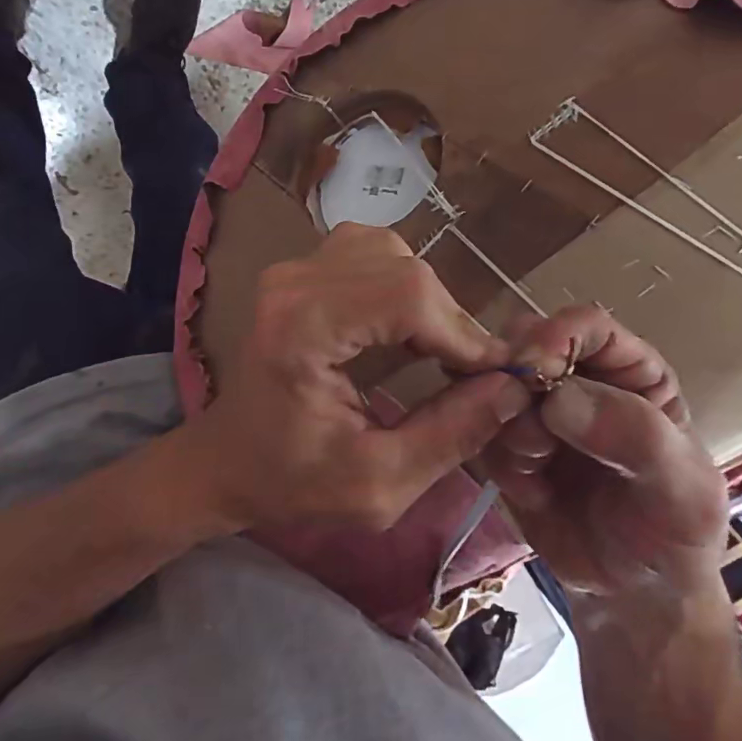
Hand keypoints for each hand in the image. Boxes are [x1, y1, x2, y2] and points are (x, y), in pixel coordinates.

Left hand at [179, 223, 530, 530]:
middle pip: (406, 271)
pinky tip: (407, 329)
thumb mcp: (378, 484)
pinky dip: (405, 288)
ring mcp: (295, 268)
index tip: (495, 378)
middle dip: (451, 323)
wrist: (226, 461)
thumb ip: (451, 435)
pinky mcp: (302, 270)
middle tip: (470, 375)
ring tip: (439, 354)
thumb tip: (515, 389)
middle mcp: (295, 281)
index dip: (463, 334)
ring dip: (430, 304)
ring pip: (394, 256)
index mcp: (302, 328)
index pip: (408, 296)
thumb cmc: (291, 482)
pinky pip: (375, 256)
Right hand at [478, 306, 727, 597]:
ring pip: (492, 382)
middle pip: (526, 342)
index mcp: (630, 371)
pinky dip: (496, 456)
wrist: (631, 594)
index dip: (556, 336)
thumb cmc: (673, 534)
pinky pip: (477, 426)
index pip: (587, 325)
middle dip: (515, 381)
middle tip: (531, 435)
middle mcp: (579, 378)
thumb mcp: (683, 490)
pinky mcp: (506, 441)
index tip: (532, 372)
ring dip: (505, 424)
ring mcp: (537, 409)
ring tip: (538, 471)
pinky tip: (531, 491)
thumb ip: (636, 436)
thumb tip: (559, 399)